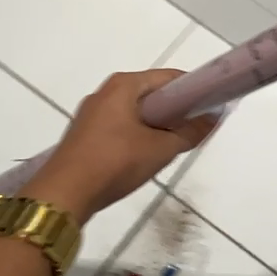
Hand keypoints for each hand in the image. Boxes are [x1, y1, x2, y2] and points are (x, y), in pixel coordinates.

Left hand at [22, 70, 218, 218]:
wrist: (61, 197)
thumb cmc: (114, 163)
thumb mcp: (160, 149)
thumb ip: (190, 132)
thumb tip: (215, 117)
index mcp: (123, 84)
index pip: (169, 77)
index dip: (192, 90)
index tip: (208, 107)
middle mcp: (105, 92)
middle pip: (151, 94)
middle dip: (173, 110)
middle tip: (191, 130)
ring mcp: (90, 113)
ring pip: (133, 111)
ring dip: (153, 125)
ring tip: (168, 146)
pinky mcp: (82, 135)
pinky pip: (118, 126)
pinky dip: (134, 135)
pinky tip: (141, 157)